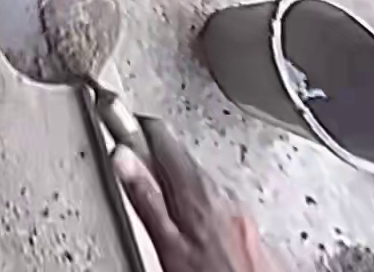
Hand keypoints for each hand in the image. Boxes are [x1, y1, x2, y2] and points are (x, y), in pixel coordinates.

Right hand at [113, 118, 277, 271]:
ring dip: (179, 190)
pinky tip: (198, 239)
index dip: (132, 128)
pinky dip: (203, 213)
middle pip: (178, 157)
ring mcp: (243, 214)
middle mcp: (224, 193)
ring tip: (167, 220)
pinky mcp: (257, 236)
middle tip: (136, 186)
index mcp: (197, 188)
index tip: (116, 129)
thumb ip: (144, 197)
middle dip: (155, 165)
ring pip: (199, 184)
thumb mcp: (168, 246)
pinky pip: (220, 208)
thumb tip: (121, 154)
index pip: (157, 132)